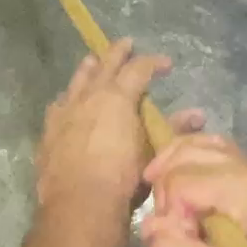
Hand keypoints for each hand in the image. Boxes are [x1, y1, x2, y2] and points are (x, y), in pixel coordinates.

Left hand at [36, 39, 202, 214]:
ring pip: (77, 80)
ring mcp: (65, 112)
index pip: (139, 68)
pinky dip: (67, 99)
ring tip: (92, 60)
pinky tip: (66, 102)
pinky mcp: (49, 131)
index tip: (167, 64)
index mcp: (119, 97)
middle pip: (105, 64)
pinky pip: (58, 106)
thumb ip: (174, 128)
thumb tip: (198, 114)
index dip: (154, 62)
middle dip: (118, 52)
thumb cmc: (123, 178)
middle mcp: (90, 96)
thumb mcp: (154, 152)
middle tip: (126, 42)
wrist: (80, 203)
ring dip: (88, 69)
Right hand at [140, 134, 246, 246]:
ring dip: (174, 166)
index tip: (183, 243)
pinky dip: (193, 160)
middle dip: (166, 185)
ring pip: (201, 143)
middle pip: (187, 151)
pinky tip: (184, 187)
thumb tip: (148, 228)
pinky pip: (216, 151)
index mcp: (246, 192)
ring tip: (164, 202)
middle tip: (171, 226)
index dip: (169, 213)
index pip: (180, 180)